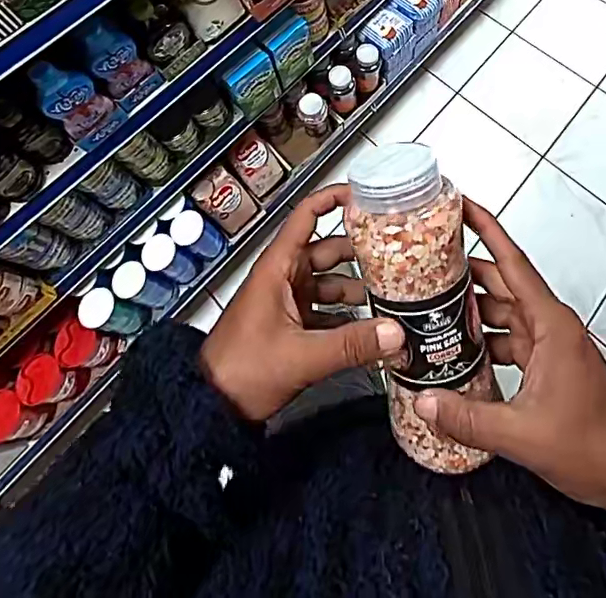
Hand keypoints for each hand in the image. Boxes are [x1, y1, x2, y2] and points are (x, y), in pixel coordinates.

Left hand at [200, 184, 404, 421]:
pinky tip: (370, 328)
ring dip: (358, 287)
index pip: (307, 215)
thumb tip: (395, 332)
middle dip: (361, 252)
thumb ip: (352, 344)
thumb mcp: (302, 355)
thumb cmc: (239, 371)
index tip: (365, 195)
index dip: (334, 199)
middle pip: (330, 249)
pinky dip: (347, 315)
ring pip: (332, 281)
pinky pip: (327, 309)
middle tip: (395, 252)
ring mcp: (288, 300)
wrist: (210, 409)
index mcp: (279, 267)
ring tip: (391, 294)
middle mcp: (284, 276)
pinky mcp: (292, 323)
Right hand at [412, 199, 605, 511]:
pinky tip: (461, 348)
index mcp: (552, 325)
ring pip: (504, 311)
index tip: (466, 205)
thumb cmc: (597, 447)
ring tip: (436, 302)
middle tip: (432, 257)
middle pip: (503, 283)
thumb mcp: (523, 435)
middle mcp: (551, 326)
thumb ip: (469, 419)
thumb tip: (427, 403)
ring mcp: (549, 344)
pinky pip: (509, 338)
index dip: (488, 229)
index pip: (514, 263)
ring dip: (474, 306)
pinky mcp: (547, 363)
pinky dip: (485, 338)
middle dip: (467, 269)